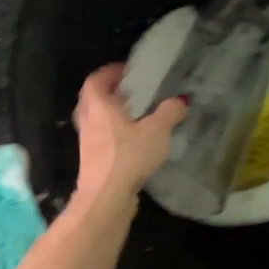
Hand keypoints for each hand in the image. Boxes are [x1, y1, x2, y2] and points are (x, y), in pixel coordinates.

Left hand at [72, 64, 188, 204]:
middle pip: (93, 99)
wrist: (106, 197)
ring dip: (112, 114)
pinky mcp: (93, 161)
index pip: (95, 80)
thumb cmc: (127, 157)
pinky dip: (114, 134)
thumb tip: (180, 101)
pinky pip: (102, 139)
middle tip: (131, 91)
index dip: (109, 72)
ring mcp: (88, 143)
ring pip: (97, 120)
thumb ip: (169, 113)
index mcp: (98, 106)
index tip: (126, 70)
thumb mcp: (156, 131)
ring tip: (135, 115)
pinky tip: (134, 142)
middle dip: (110, 92)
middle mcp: (88, 121)